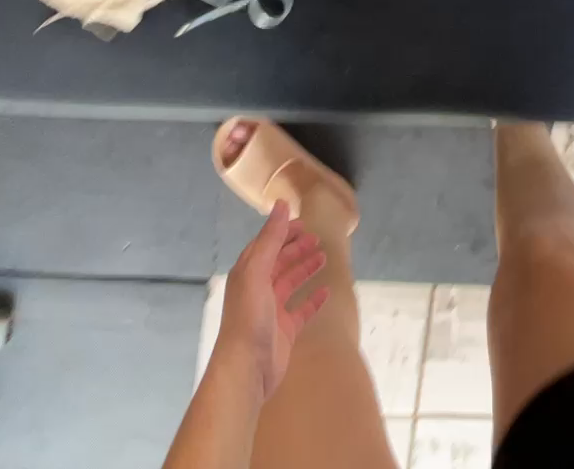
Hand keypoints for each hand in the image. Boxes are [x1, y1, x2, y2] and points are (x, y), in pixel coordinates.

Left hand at [214, 200, 330, 401]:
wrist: (246, 369)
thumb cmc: (249, 316)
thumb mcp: (257, 271)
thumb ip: (270, 238)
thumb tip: (282, 204)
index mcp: (248, 272)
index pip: (266, 244)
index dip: (283, 231)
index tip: (304, 222)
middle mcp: (258, 288)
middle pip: (280, 261)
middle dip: (297, 248)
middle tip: (318, 239)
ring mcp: (272, 310)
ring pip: (291, 283)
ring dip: (305, 268)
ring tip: (324, 257)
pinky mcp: (285, 330)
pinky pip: (302, 309)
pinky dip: (313, 299)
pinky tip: (326, 291)